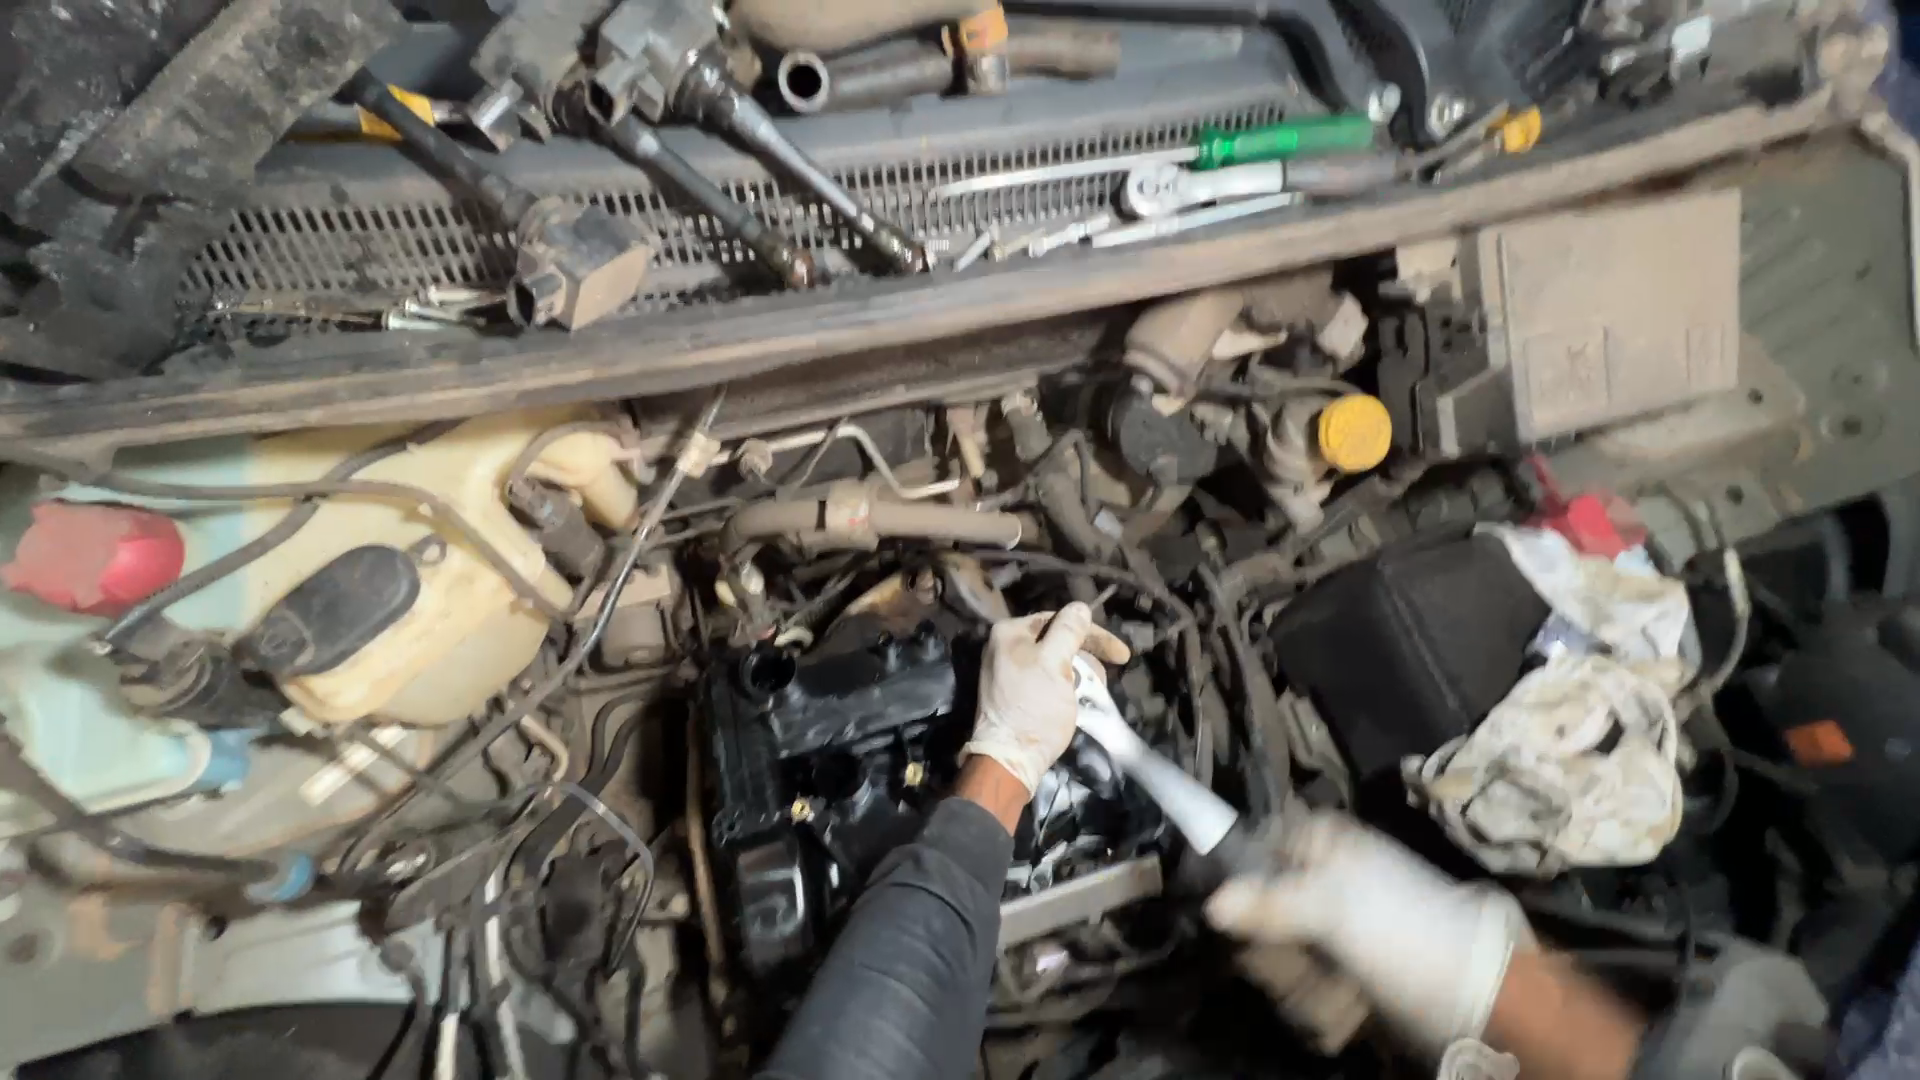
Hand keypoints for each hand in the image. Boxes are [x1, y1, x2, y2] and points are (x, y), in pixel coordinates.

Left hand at [963, 603, 1129, 795]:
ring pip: (1055, 661)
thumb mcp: (1054, 665)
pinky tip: (1075, 699)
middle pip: (1057, 639)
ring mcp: (1008, 670)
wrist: (1010, 759)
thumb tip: (1080, 607)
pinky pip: (1046, 678)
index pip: (1059, 620)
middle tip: (1104, 680)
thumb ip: (1068, 632)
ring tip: (1090, 693)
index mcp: (1010, 632)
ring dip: (1078, 674)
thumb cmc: (1034, 708)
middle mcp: (1004, 646)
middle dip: (1085, 658)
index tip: (1122, 655)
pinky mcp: (1014, 692)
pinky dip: (1065, 685)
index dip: (1094, 635)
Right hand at [1204, 811, 1529, 1054]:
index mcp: (1320, 842)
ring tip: (1340, 999)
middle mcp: (1322, 878)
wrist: (1488, 1001)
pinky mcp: (1347, 970)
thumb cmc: (1406, 933)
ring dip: (1300, 985)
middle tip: (1304, 970)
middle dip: (1275, 950)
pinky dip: (1320, 1006)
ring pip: (1279, 951)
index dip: (1238, 881)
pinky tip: (1348, 1015)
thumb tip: (1210, 903)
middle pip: (1260, 907)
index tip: (1229, 916)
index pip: (1254, 847)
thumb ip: (1266, 903)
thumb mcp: (1333, 910)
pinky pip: (1305, 983)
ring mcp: (1336, 928)